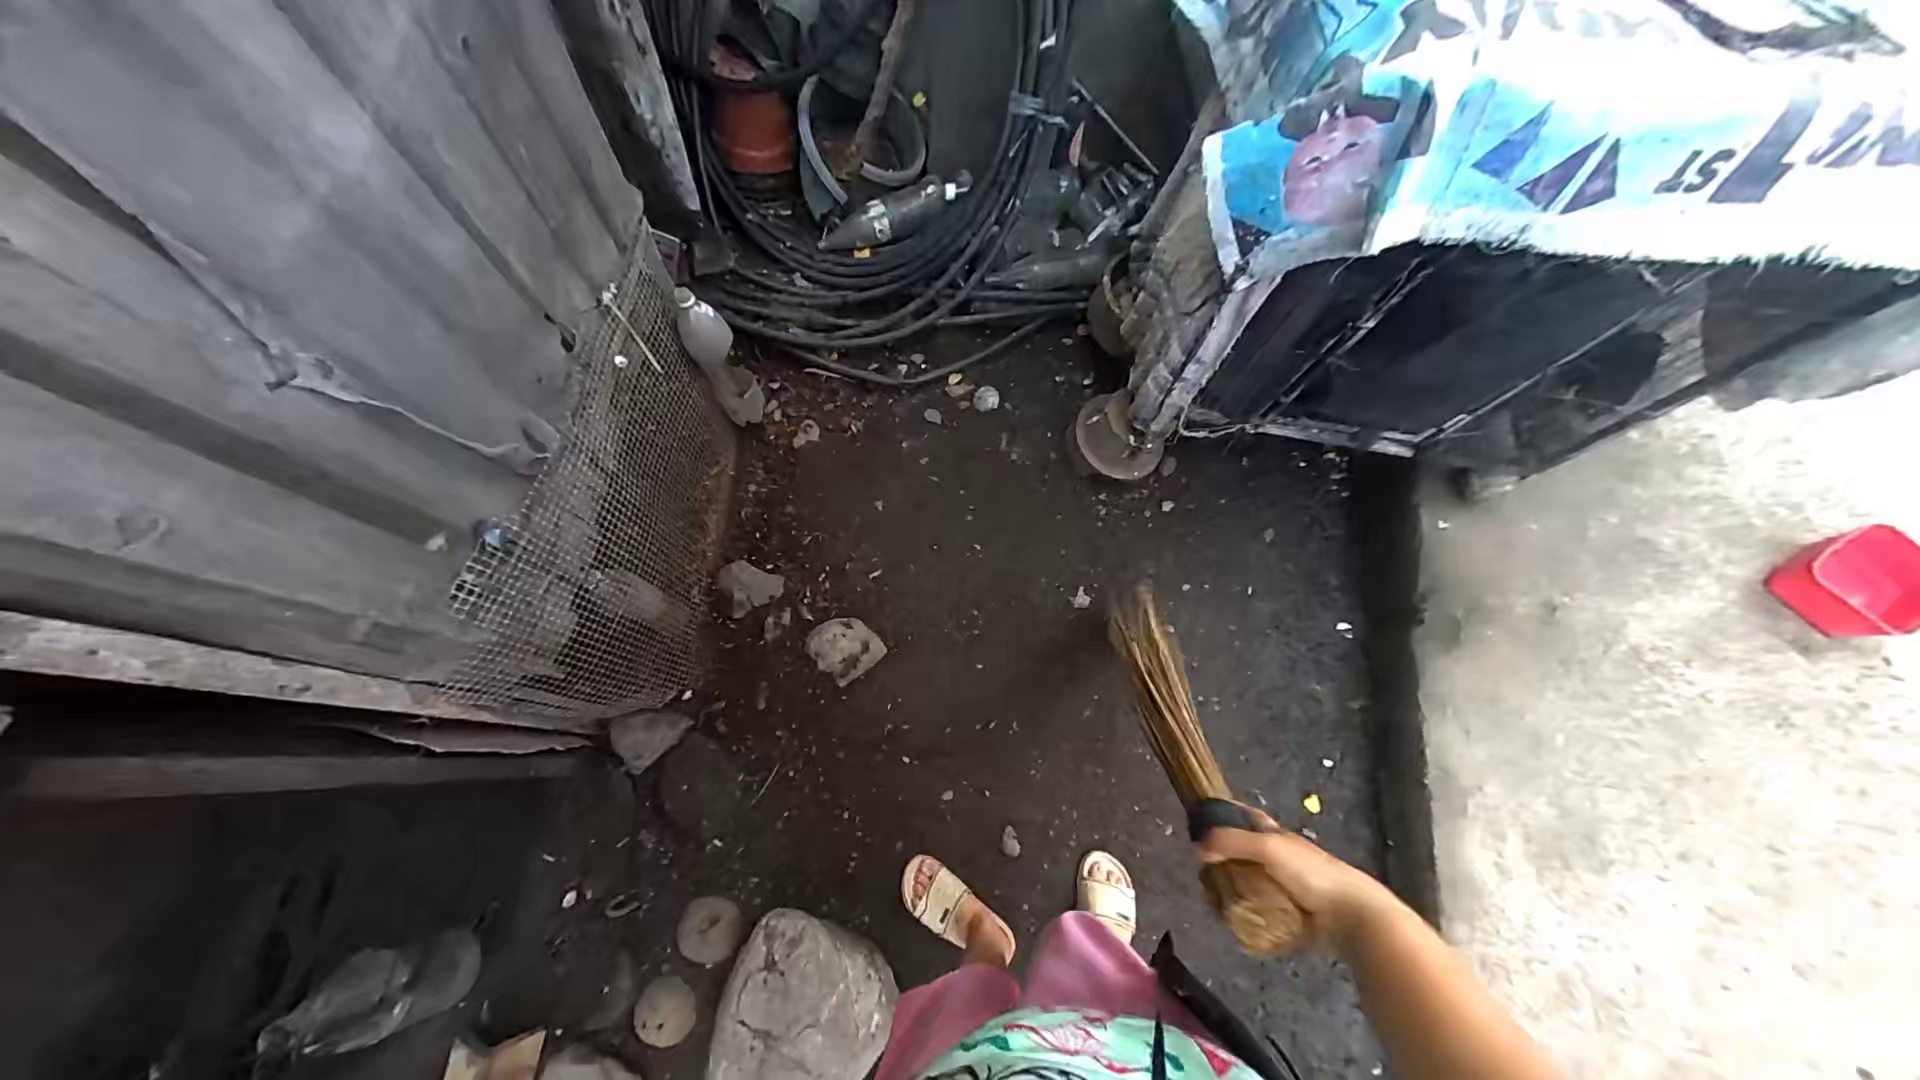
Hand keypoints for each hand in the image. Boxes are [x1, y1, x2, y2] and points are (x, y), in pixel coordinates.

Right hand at [1195, 807, 1392, 948]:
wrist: (1353, 917)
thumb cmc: (1312, 874)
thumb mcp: (1268, 848)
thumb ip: (1231, 842)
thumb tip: (1197, 847)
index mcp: (1275, 836)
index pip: (1244, 818)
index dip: (1224, 816)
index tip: (1202, 823)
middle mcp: (1277, 859)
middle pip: (1238, 855)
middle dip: (1219, 864)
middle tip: (1203, 876)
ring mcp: (1282, 889)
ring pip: (1244, 886)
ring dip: (1228, 893)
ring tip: (1214, 903)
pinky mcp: (1286, 916)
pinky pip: (1255, 913)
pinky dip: (1241, 916)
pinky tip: (1231, 921)